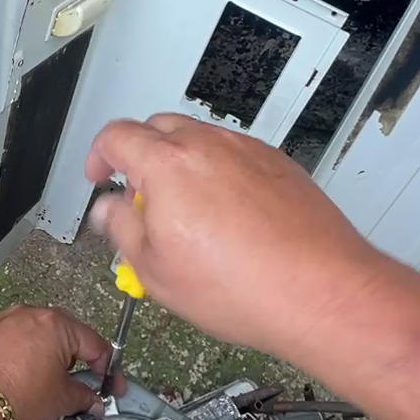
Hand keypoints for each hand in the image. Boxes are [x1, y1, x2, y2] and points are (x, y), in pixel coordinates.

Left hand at [0, 306, 113, 419]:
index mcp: (56, 324)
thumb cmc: (11, 398)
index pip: (95, 344)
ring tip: (46, 385)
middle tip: (81, 386)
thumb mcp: (60, 399)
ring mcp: (3, 320)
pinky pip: (12, 340)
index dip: (108, 370)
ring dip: (47, 357)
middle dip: (76, 361)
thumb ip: (84, 396)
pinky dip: (21, 356)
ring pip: (37, 336)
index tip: (111, 385)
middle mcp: (29, 314)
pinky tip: (20, 378)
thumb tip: (91, 399)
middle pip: (66, 336)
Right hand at [85, 114, 392, 364]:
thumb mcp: (154, 270)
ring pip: (198, 140)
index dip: (99, 155)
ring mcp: (246, 151)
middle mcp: (208, 145)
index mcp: (167, 164)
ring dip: (179, 164)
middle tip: (138, 197)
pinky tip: (224, 218)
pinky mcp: (277, 164)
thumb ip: (121, 228)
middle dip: (138, 155)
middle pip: (156, 128)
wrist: (320, 291)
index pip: (116, 136)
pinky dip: (217, 173)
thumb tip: (109, 210)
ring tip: (185, 215)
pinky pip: (233, 155)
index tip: (100, 175)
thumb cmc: (243, 285)